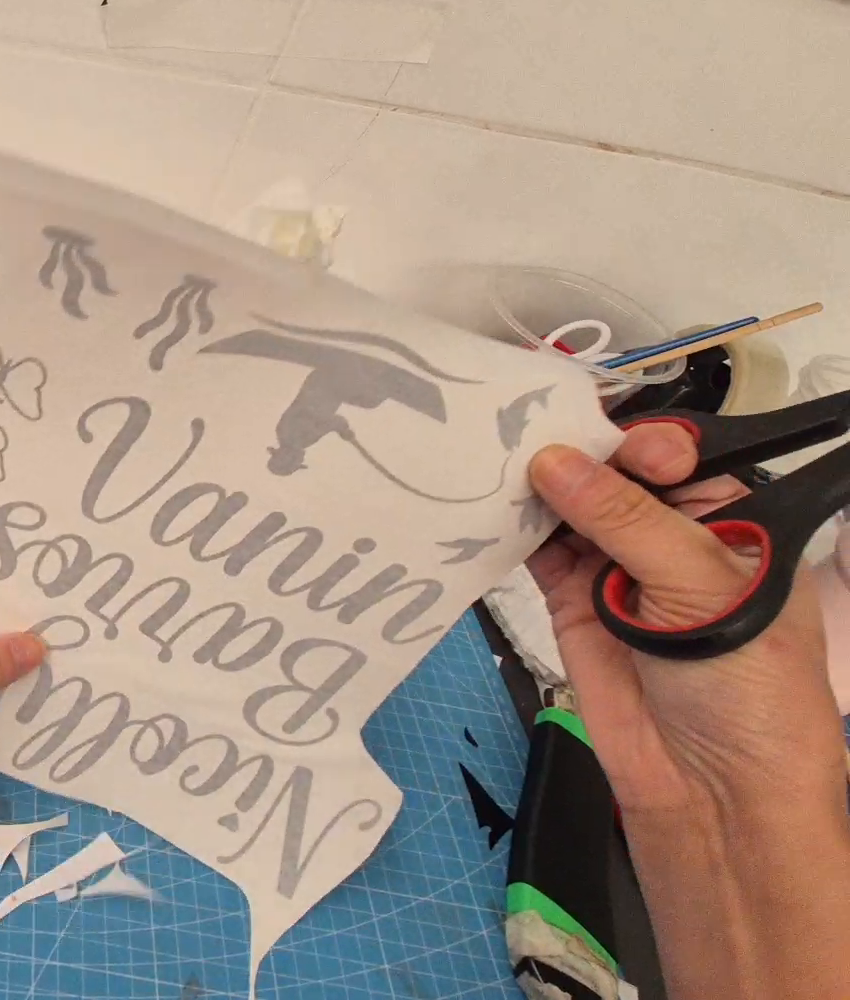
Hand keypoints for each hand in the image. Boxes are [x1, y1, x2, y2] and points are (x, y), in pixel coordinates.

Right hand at [528, 425, 849, 998]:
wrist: (702, 781)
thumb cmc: (742, 684)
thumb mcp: (700, 589)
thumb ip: (627, 521)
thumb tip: (552, 460)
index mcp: (725, 524)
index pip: (677, 461)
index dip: (635, 443)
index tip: (584, 434)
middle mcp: (663, 536)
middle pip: (608, 478)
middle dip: (567, 456)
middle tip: (510, 437)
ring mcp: (609, 565)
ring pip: (561, 509)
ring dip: (526, 489)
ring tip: (479, 462)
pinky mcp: (564, 593)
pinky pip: (529, 549)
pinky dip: (502, 529)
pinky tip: (474, 507)